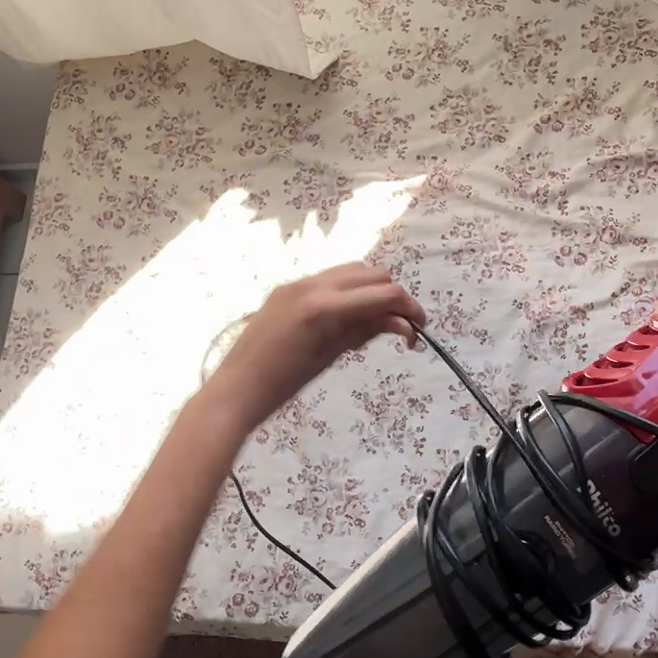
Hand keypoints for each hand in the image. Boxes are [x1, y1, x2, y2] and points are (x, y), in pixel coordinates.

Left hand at [208, 262, 425, 430]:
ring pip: (353, 271)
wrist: (236, 387)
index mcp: (325, 307)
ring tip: (376, 322)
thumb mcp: (331, 356)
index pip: (383, 293)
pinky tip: (348, 317)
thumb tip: (402, 323)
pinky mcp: (288, 287)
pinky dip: (350, 290)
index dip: (409, 308)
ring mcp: (298, 282)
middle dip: (393, 297)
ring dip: (372, 290)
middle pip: (373, 274)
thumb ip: (366, 331)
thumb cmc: (284, 383)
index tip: (420, 330)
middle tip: (401, 328)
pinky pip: (330, 279)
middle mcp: (314, 284)